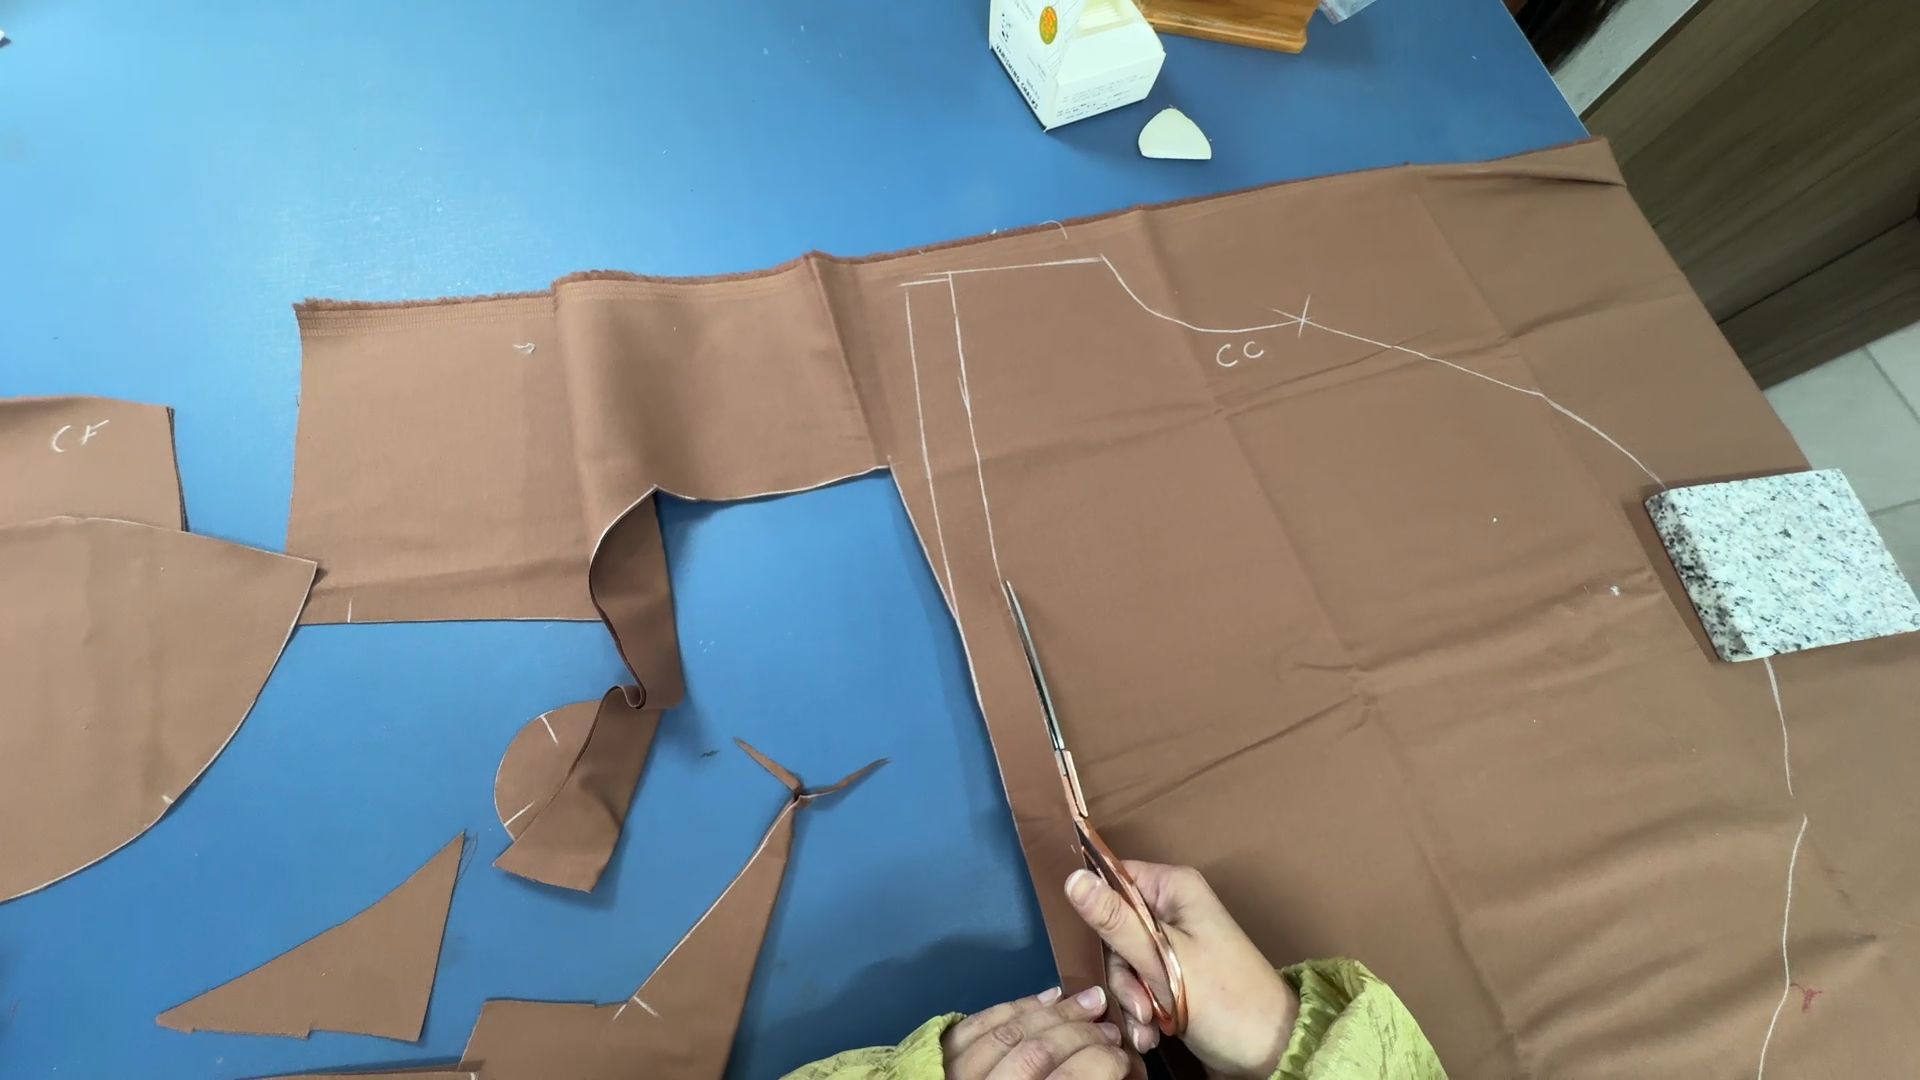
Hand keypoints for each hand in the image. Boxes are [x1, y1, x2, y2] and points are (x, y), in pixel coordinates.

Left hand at [943, 984, 1130, 1079]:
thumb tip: (1106, 1071)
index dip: (1098, 1064)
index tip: (1121, 1056)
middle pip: (1036, 1052)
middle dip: (1079, 1034)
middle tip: (1110, 1026)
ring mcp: (955, 1074)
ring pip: (1010, 1030)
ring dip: (1054, 1012)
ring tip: (1089, 1001)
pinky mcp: (938, 1055)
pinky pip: (981, 1021)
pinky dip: (1017, 1005)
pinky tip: (1047, 996)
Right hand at [1067, 863, 1298, 1078]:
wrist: (1275, 1056)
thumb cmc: (1224, 999)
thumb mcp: (1162, 961)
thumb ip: (1114, 920)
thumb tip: (1071, 877)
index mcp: (1173, 886)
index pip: (1114, 878)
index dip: (1101, 911)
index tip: (1105, 949)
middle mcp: (1173, 906)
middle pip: (1117, 925)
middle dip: (1122, 971)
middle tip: (1140, 1004)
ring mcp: (1176, 940)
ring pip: (1126, 958)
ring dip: (1132, 996)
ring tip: (1149, 1027)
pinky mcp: (1177, 971)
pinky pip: (1142, 979)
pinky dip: (1143, 1007)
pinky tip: (1151, 1033)